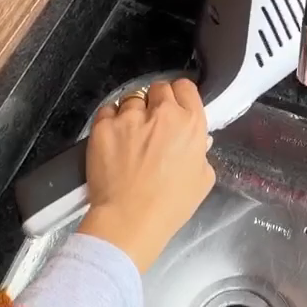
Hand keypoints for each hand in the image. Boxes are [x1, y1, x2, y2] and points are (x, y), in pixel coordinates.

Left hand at [77, 78, 215, 273]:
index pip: (185, 87)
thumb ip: (201, 154)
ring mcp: (131, 117)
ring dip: (132, 112)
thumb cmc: (171, 205)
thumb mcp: (203, 180)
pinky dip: (110, 120)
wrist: (129, 220)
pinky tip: (112, 137)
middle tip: (152, 122)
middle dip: (156, 101)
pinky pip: (107, 110)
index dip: (179, 95)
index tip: (174, 107)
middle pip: (158, 87)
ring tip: (129, 133)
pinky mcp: (104, 126)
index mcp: (191, 123)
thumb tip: (197, 143)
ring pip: (132, 98)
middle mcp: (162, 113)